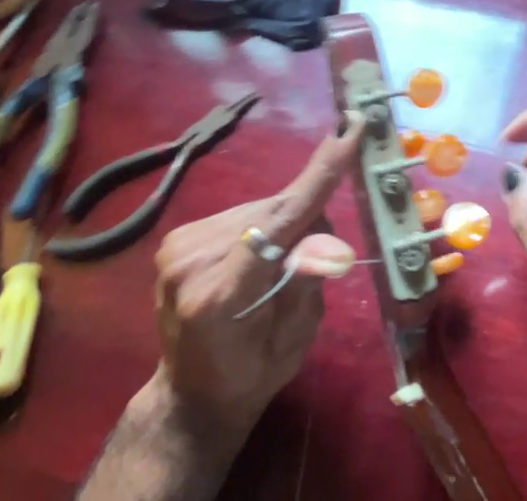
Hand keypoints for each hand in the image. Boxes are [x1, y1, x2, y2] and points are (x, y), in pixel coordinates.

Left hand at [149, 113, 362, 433]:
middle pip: (276, 212)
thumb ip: (307, 282)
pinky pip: (245, 213)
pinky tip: (257, 260)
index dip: (317, 179)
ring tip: (277, 270)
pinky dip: (265, 228)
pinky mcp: (177, 238)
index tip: (349, 134)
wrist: (191, 393)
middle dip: (308, 221)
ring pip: (263, 208)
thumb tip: (328, 242)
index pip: (276, 224)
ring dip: (285, 226)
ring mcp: (178, 249)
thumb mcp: (294, 338)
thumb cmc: (252, 372)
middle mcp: (192, 264)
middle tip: (314, 259)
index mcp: (221, 296)